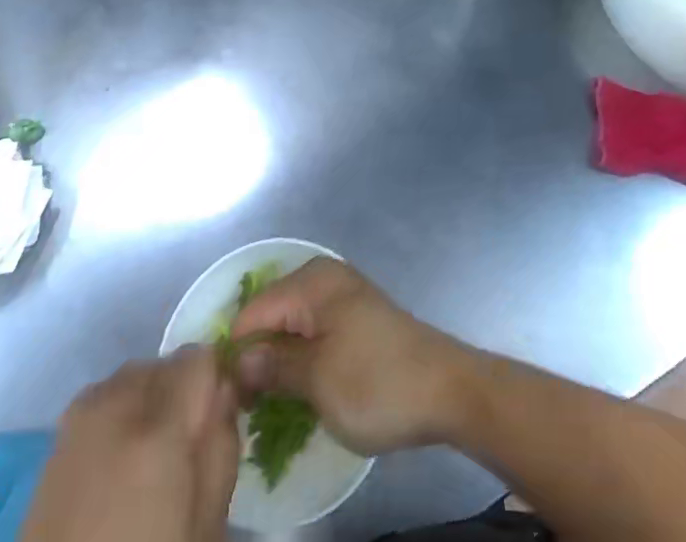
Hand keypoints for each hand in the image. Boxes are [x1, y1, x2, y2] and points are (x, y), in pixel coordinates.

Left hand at [20, 347, 239, 541]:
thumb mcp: (208, 527)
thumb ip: (222, 446)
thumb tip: (223, 391)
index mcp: (157, 429)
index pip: (199, 357)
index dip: (218, 379)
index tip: (223, 413)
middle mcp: (114, 408)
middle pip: (164, 363)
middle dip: (185, 388)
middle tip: (191, 443)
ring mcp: (78, 422)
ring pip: (132, 375)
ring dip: (152, 396)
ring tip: (156, 453)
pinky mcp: (54, 442)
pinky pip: (102, 398)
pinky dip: (121, 410)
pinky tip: (122, 460)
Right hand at [228, 257, 477, 455]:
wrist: (451, 393)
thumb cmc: (378, 384)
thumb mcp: (317, 380)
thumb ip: (272, 366)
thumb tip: (237, 361)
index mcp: (311, 283)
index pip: (250, 314)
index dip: (237, 355)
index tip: (235, 400)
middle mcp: (323, 279)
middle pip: (270, 316)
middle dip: (259, 357)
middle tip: (257, 406)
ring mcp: (343, 298)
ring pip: (292, 328)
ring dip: (282, 363)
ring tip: (280, 403)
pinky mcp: (357, 320)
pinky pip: (314, 334)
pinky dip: (305, 360)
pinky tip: (305, 389)